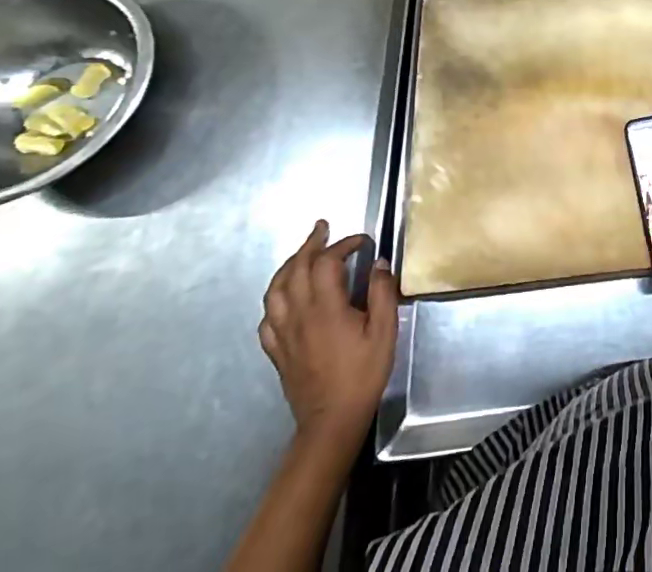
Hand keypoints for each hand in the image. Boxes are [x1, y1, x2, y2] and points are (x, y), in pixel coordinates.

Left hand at [259, 220, 397, 438]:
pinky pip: (267, 316)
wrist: (331, 421)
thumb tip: (379, 264)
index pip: (327, 262)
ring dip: (288, 265)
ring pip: (276, 288)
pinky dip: (275, 299)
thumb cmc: (362, 376)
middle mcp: (299, 313)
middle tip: (322, 229)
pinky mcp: (276, 349)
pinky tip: (285, 298)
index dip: (343, 245)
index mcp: (325, 307)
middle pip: (296, 267)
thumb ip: (382, 295)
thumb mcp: (384, 334)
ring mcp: (282, 332)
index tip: (361, 241)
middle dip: (310, 244)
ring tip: (301, 255)